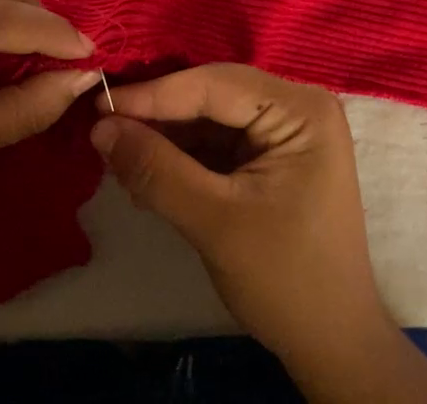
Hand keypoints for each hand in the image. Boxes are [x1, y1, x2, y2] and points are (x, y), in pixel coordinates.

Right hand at [88, 64, 384, 355]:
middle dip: (157, 116)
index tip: (96, 104)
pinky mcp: (270, 159)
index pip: (216, 84)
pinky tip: (143, 175)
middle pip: (212, 96)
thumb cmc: (286, 278)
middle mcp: (297, 108)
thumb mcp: (215, 222)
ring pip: (209, 120)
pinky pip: (216, 144)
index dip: (154, 94)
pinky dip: (180, 158)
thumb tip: (99, 127)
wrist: (331, 341)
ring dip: (164, 139)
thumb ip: (157, 171)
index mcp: (302, 110)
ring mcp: (285, 133)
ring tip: (115, 156)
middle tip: (99, 130)